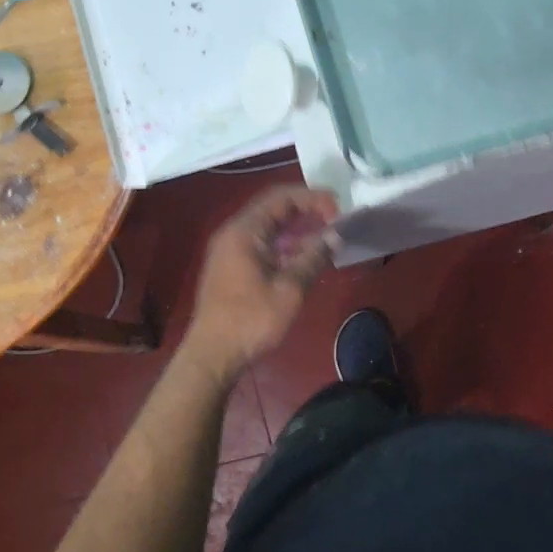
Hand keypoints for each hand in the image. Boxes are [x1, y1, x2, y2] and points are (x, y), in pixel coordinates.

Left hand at [180, 185, 339, 379]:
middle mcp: (233, 234)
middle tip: (336, 222)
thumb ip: (313, 258)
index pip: (280, 197)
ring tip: (326, 241)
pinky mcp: (232, 269)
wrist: (214, 353)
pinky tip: (305, 260)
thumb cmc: (251, 319)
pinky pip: (262, 246)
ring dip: (297, 231)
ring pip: (268, 230)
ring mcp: (230, 251)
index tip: (338, 210)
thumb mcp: (289, 289)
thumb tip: (335, 236)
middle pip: (273, 210)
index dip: (312, 198)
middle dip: (306, 212)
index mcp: (244, 231)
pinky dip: (285, 247)